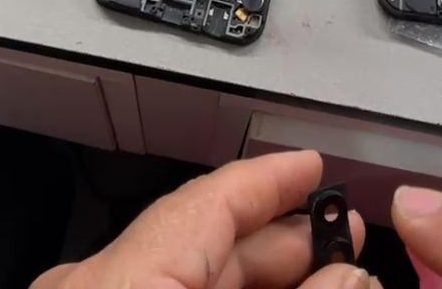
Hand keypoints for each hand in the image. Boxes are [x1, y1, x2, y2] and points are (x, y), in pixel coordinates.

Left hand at [32, 150, 371, 288]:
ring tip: (322, 278)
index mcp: (115, 280)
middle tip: (341, 236)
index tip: (312, 164)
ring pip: (187, 272)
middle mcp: (91, 285)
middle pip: (202, 236)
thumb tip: (350, 277)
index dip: (270, 176)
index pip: (208, 199)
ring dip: (257, 273)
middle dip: (280, 237)